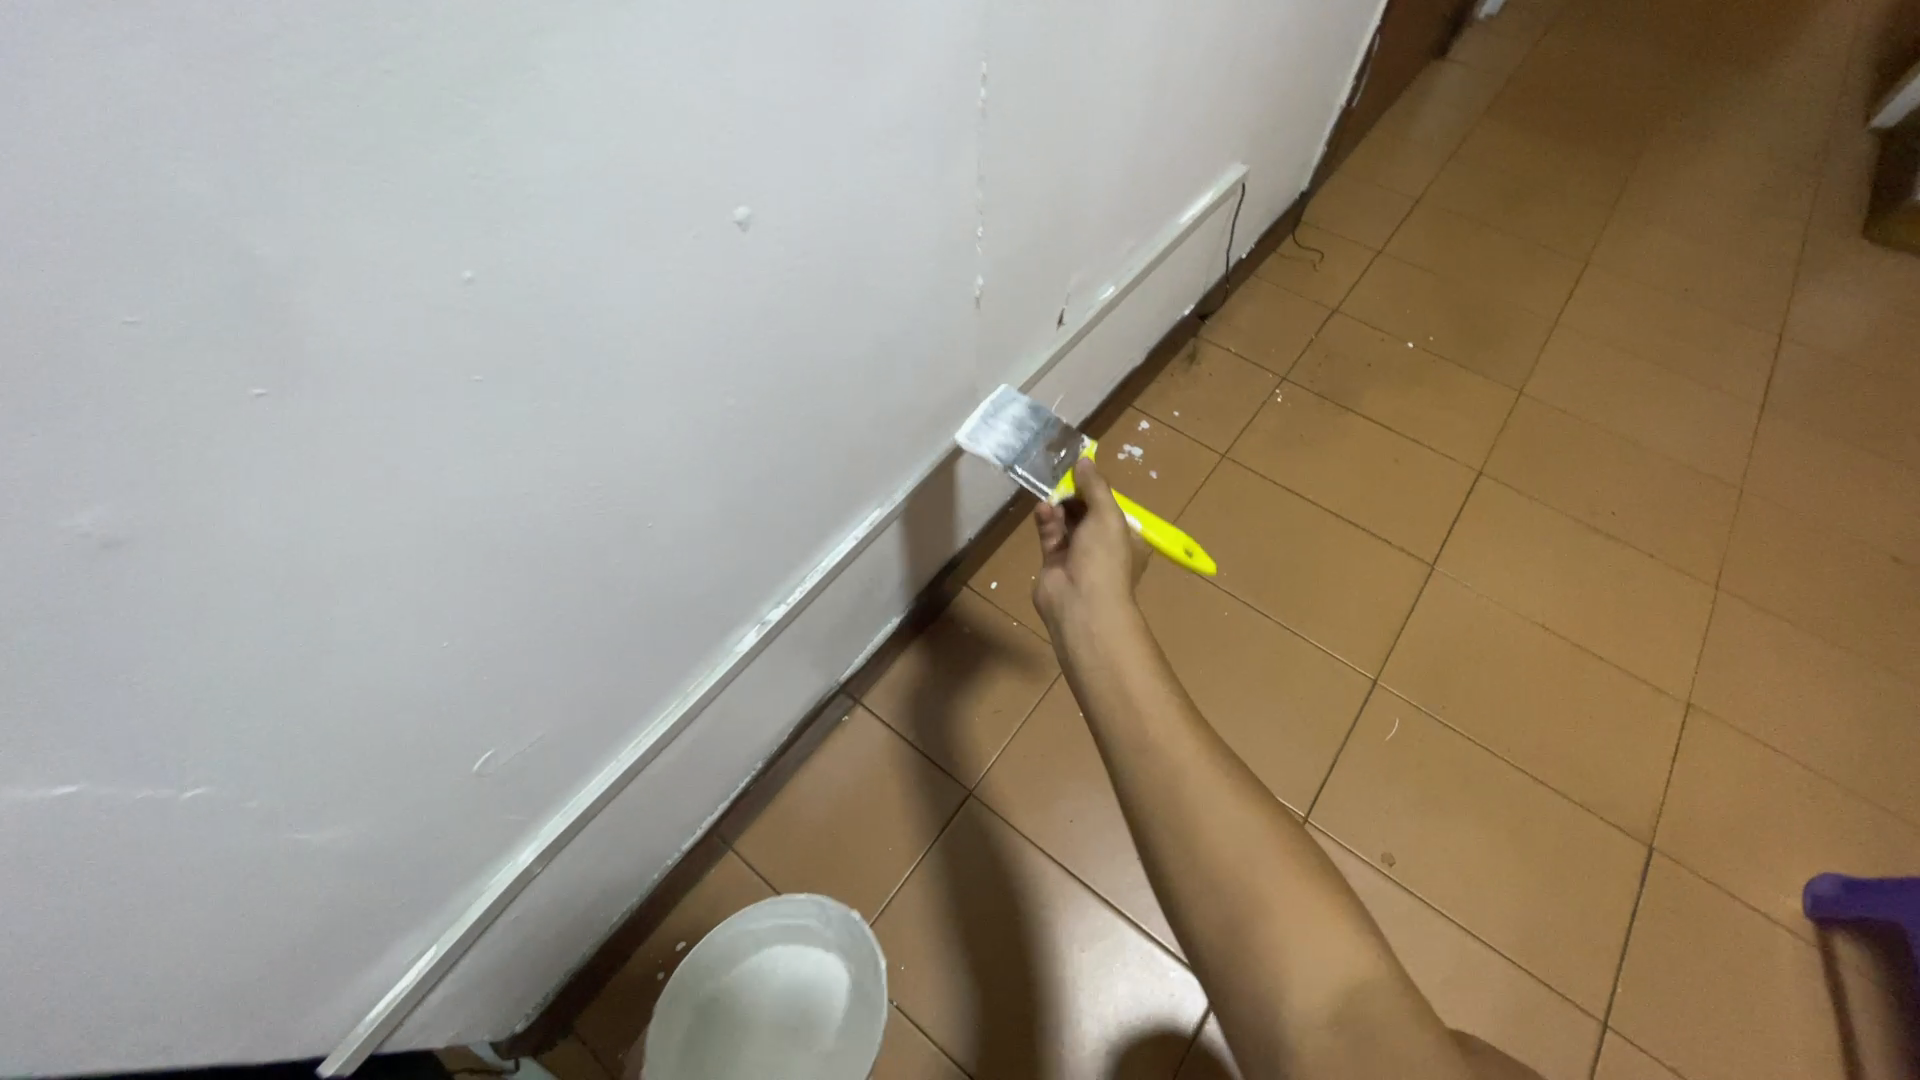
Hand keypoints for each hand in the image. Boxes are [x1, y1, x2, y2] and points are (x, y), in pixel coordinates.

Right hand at [1032, 458, 1148, 640]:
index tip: (1082, 471)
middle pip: (1088, 514)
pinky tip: (1042, 509)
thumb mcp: (1108, 515)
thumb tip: (1084, 460)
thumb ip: (1096, 486)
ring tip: (1049, 490)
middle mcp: (1104, 547)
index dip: (1098, 490)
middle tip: (1060, 475)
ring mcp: (1078, 557)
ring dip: (1059, 506)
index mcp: (1127, 538)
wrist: (1081, 603)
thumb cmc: (1104, 557)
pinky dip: (1046, 521)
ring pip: (1067, 523)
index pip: (1113, 508)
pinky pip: (1050, 535)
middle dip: (1075, 496)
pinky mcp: (1054, 563)